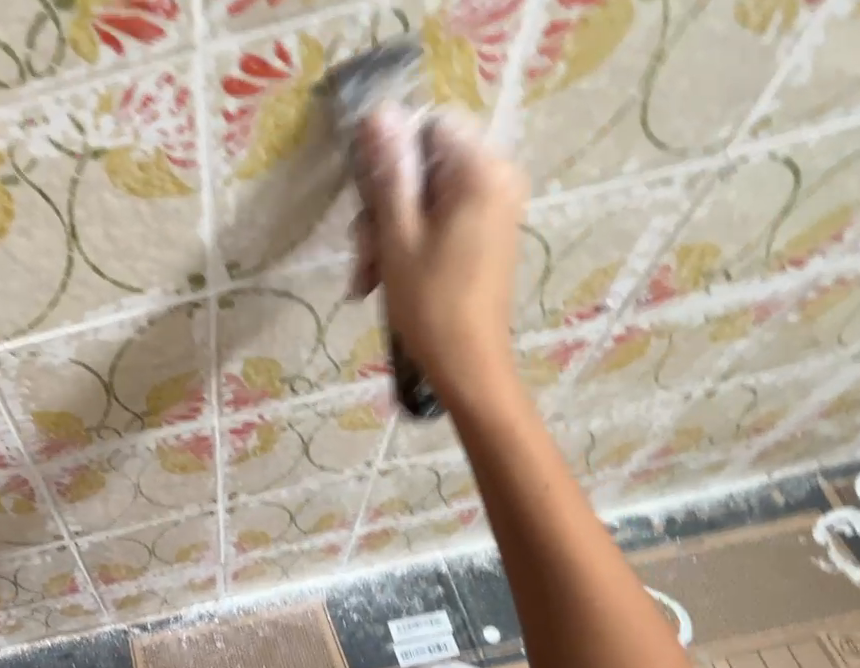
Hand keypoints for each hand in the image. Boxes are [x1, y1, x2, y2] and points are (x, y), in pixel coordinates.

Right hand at [351, 105, 527, 401]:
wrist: (467, 363)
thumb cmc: (430, 303)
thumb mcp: (397, 236)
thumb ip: (389, 173)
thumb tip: (379, 112)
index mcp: (481, 171)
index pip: (429, 127)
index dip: (391, 159)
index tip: (367, 202)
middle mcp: (497, 178)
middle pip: (424, 165)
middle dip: (382, 209)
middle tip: (361, 259)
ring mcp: (493, 206)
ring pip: (423, 196)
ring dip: (386, 234)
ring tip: (366, 280)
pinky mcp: (485, 231)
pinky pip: (438, 218)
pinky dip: (407, 243)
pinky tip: (382, 279)